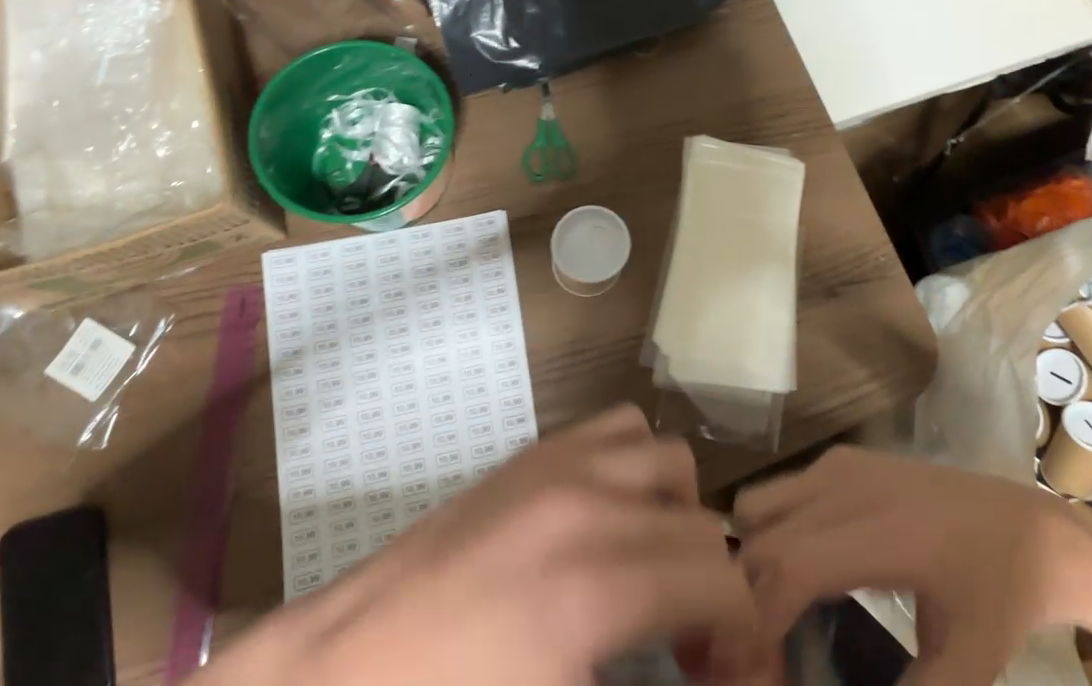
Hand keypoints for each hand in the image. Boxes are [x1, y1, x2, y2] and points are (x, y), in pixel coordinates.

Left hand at [190, 404, 768, 685]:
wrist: (345, 669)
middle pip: (707, 529)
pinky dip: (635, 470)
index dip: (746, 640)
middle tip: (691, 653)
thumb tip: (718, 669)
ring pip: (669, 460)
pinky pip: (614, 431)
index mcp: (601, 583)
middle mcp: (589, 504)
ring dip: (680, 519)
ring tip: (654, 576)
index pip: (728, 584)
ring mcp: (556, 467)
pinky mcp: (528, 457)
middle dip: (718, 595)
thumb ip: (652, 683)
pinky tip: (611, 524)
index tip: (720, 676)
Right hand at [734, 447, 1091, 685]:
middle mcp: (851, 489)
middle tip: (759, 653)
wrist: (1034, 530)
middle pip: (763, 541)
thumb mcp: (970, 664)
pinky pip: (779, 493)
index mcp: (886, 536)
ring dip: (752, 560)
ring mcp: (843, 467)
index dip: (759, 622)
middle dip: (745, 601)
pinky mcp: (843, 460)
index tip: (757, 669)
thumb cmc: (1004, 598)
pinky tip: (799, 570)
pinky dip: (770, 532)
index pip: (791, 569)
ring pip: (757, 508)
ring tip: (772, 609)